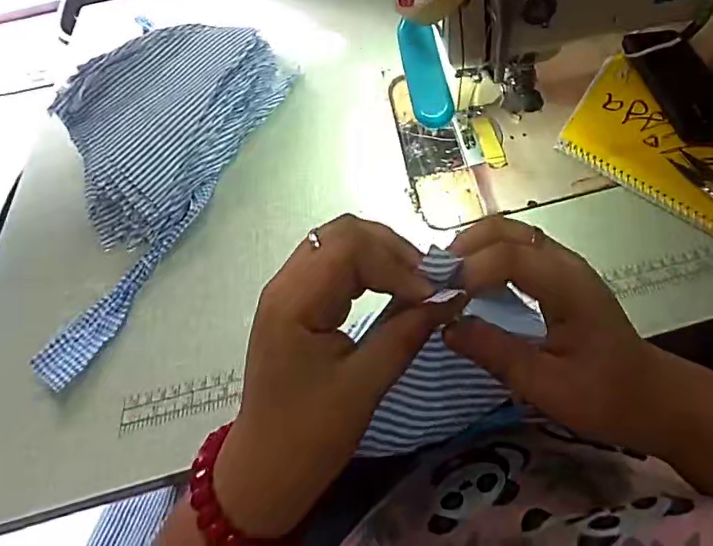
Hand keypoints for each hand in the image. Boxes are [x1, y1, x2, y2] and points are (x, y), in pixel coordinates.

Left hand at [213, 216, 464, 536]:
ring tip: (414, 281)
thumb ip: (406, 333)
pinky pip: (335, 262)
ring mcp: (288, 290)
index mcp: (294, 301)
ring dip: (380, 253)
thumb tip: (450, 296)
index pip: (351, 247)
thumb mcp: (364, 387)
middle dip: (390, 248)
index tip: (431, 292)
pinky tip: (390, 287)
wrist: (261, 478)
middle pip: (344, 233)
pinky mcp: (296, 301)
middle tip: (426, 280)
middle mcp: (286, 283)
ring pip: (340, 241)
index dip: (396, 262)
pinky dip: (367, 266)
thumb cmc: (308, 437)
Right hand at [443, 217, 684, 454]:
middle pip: (508, 229)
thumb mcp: (546, 386)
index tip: (439, 293)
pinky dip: (490, 255)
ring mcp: (564, 263)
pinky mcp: (560, 274)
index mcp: (565, 283)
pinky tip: (475, 281)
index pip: (509, 254)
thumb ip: (496, 352)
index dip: (470, 268)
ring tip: (449, 277)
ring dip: (477, 246)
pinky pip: (520, 248)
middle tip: (436, 277)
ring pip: (513, 233)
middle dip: (468, 245)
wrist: (652, 397)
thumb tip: (447, 326)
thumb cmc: (603, 396)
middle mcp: (564, 261)